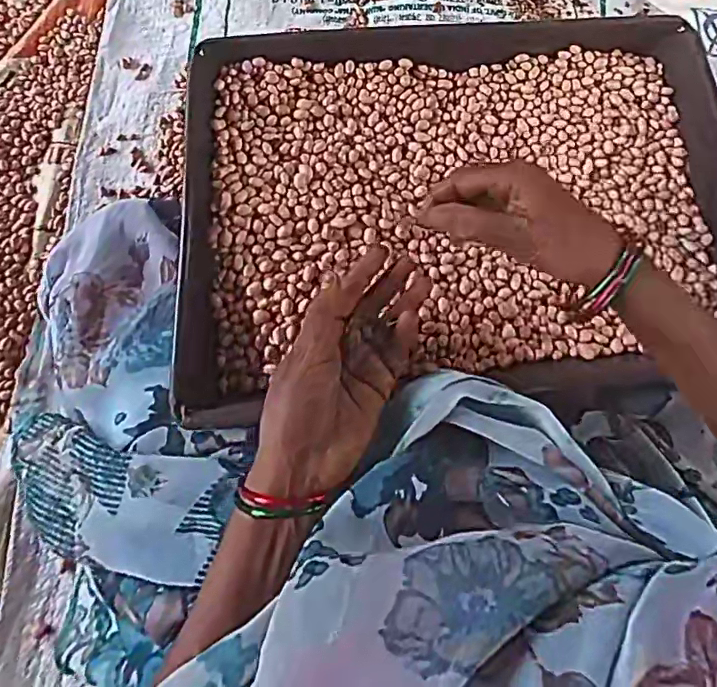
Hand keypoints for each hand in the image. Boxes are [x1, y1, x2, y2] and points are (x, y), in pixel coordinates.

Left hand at [248, 245, 431, 499]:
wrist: (303, 465)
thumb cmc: (295, 406)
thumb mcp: (305, 356)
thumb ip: (325, 317)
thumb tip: (340, 279)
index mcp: (316, 336)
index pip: (342, 298)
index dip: (360, 274)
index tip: (380, 251)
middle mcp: (340, 347)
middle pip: (368, 308)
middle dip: (386, 284)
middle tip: (408, 261)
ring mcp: (361, 367)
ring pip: (385, 328)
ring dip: (402, 305)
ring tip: (422, 282)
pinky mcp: (378, 388)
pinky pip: (394, 356)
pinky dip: (404, 336)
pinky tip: (412, 317)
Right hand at [413, 161, 622, 287]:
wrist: (607, 262)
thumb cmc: (564, 247)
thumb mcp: (513, 237)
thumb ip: (469, 224)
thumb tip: (427, 217)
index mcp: (514, 174)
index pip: (461, 178)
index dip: (437, 197)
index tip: (417, 220)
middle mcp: (517, 174)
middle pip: (468, 183)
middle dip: (446, 203)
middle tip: (428, 229)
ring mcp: (524, 187)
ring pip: (479, 194)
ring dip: (461, 211)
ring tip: (445, 234)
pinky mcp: (528, 202)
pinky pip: (493, 204)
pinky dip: (478, 217)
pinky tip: (469, 234)